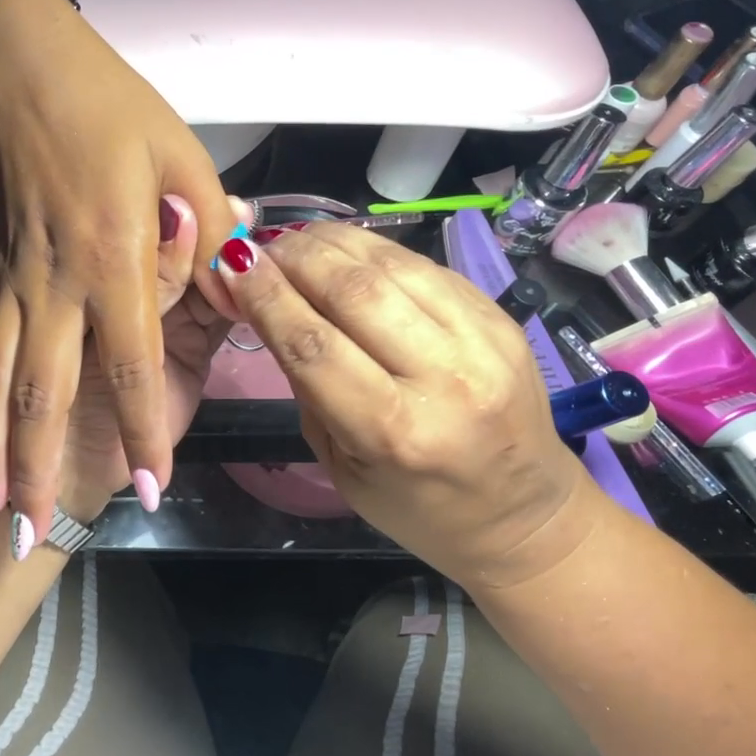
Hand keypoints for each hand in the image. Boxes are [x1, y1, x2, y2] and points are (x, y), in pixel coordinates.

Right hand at [0, 0, 233, 550]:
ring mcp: (11, 280)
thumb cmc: (111, 108)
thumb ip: (210, 229)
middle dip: (37, 466)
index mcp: (112, 260)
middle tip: (31, 533)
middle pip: (42, 392)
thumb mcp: (181, 156)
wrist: (24, 72)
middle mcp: (55, 285)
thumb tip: (240, 285)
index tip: (149, 490)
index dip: (141, 432)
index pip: (130, 366)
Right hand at [212, 222, 600, 588]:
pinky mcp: (502, 318)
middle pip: (354, 291)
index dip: (265, 295)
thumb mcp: (338, 461)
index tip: (231, 262)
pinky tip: (343, 249)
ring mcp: (484, 342)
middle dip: (295, 257)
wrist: (524, 517)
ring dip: (332, 242)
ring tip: (295, 239)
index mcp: (395, 433)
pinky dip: (373, 250)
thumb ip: (307, 383)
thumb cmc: (415, 505)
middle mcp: (446, 380)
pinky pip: (425, 267)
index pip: (314, 344)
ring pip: (392, 265)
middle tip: (259, 245)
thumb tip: (267, 307)